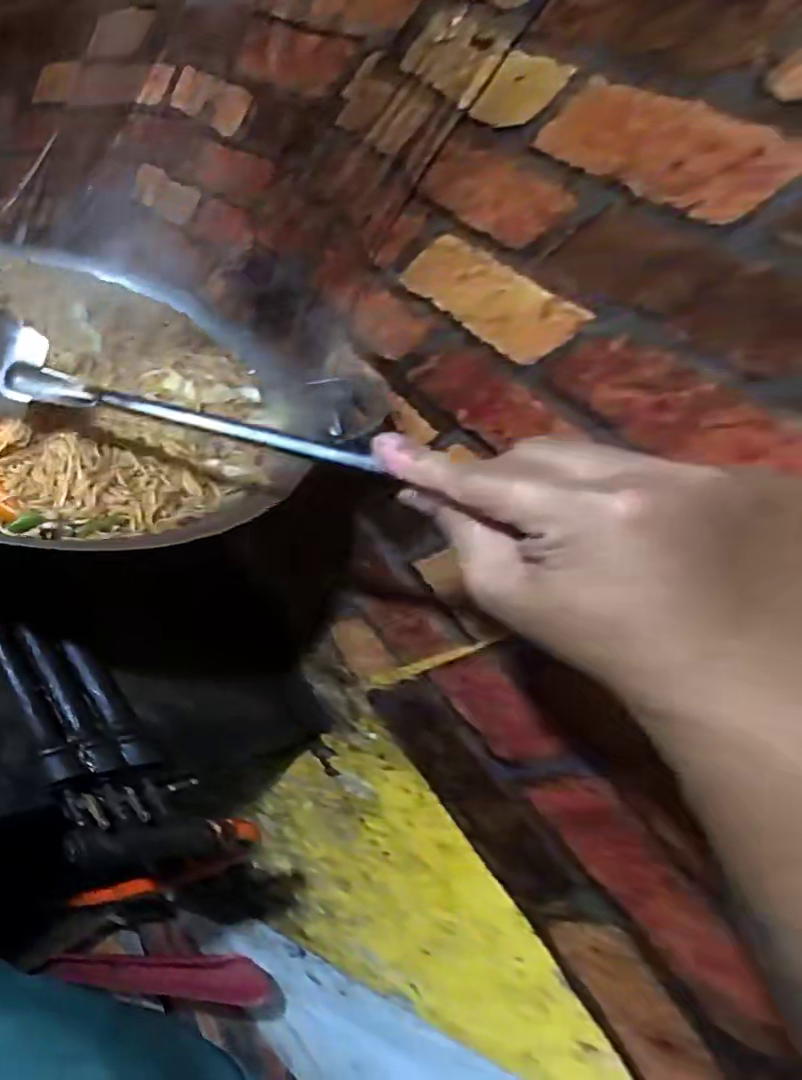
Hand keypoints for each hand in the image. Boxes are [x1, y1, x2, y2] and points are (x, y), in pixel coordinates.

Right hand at [371, 434, 801, 724]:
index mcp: (590, 512)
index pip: (485, 478)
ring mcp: (714, 473)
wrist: (738, 675)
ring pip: (591, 453)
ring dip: (554, 478)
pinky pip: (647, 465)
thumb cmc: (602, 640)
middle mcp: (655, 476)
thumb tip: (420, 492)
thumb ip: (464, 533)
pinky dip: (613, 487)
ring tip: (559, 524)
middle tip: (480, 510)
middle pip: (536, 452)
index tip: (379, 445)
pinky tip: (626, 528)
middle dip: (496, 476)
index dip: (427, 464)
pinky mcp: (754, 478)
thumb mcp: (508, 593)